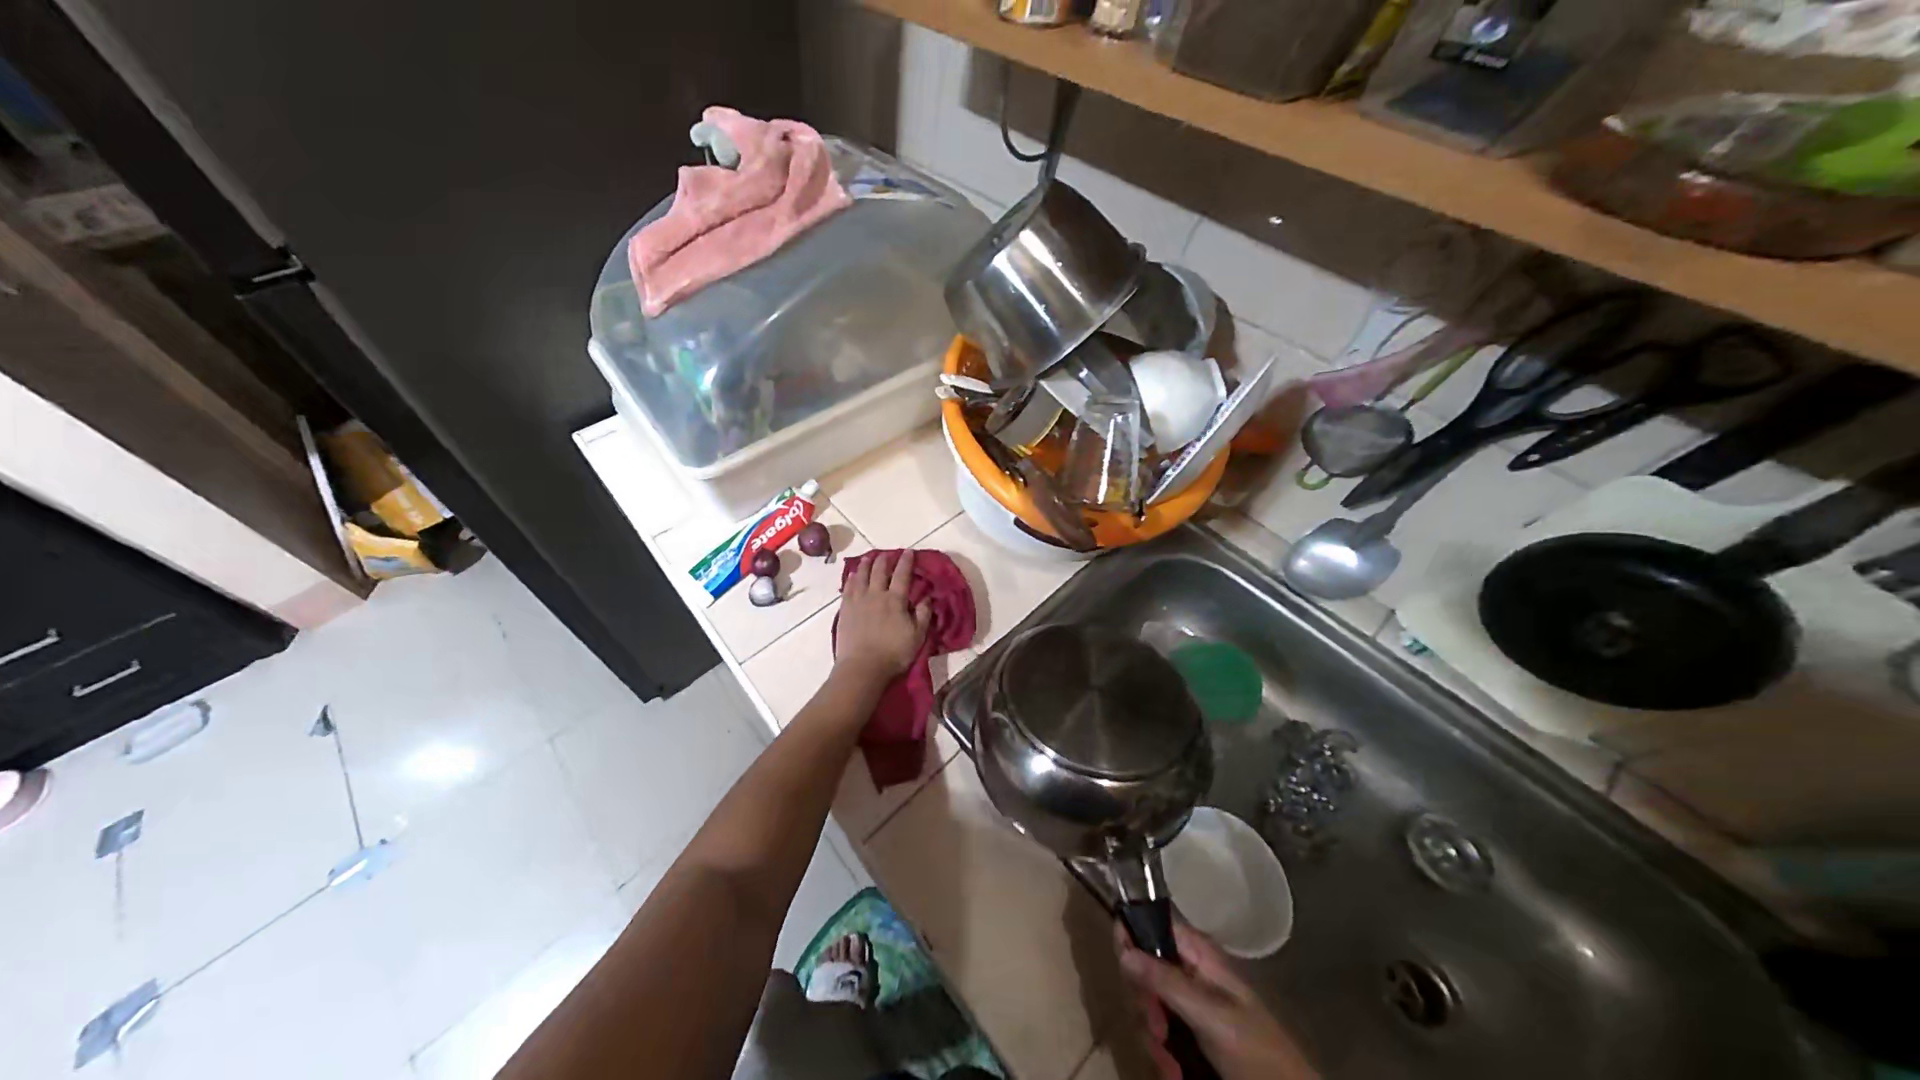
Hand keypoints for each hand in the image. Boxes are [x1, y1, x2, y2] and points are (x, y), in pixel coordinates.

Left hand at [834, 550, 931, 685]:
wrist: (862, 667)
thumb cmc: (894, 654)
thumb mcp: (917, 636)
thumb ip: (923, 615)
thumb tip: (927, 598)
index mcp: (895, 600)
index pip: (902, 574)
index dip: (906, 561)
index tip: (909, 551)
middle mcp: (876, 594)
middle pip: (879, 571)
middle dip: (884, 559)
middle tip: (888, 553)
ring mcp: (858, 601)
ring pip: (861, 575)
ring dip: (866, 564)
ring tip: (868, 557)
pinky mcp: (845, 609)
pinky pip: (847, 588)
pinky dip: (851, 578)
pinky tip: (852, 575)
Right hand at [1115, 919, 1319, 1079]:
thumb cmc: (1257, 1053)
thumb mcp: (1211, 1017)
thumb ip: (1167, 983)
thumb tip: (1123, 952)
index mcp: (1197, 955)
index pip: (1150, 923)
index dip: (1129, 937)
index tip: (1124, 971)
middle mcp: (1188, 971)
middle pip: (1140, 968)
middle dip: (1143, 1004)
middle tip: (1158, 1031)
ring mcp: (1187, 1003)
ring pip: (1145, 1004)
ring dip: (1151, 1037)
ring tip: (1171, 1067)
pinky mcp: (1186, 1033)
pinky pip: (1156, 1033)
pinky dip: (1160, 1055)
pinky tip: (1173, 1074)